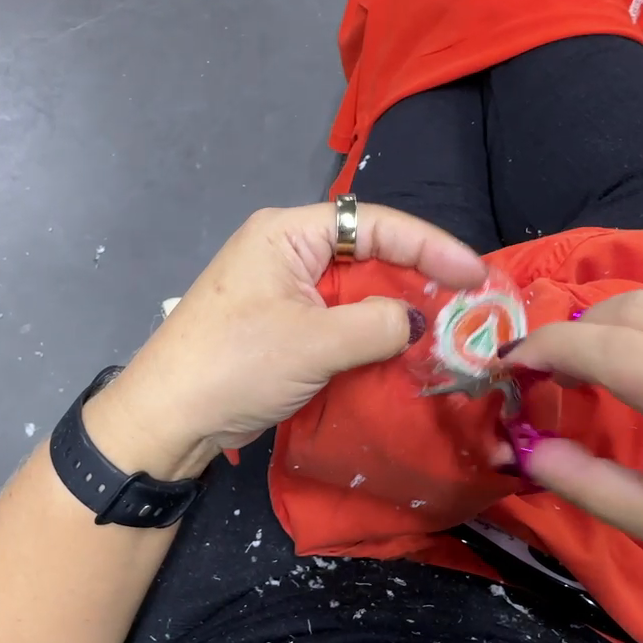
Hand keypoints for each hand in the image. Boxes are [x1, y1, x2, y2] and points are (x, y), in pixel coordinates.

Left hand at [86, 202, 487, 478]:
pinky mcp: (280, 327)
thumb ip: (377, 324)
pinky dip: (367, 336)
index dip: (430, 245)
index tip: (476, 275)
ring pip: (353, 292)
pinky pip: (335, 321)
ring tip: (443, 333)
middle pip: (367, 254)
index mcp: (286, 234)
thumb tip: (417, 320)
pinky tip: (399, 354)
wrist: (167, 418)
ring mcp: (281, 292)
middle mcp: (285, 253)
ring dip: (393, 312)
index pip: (373, 223)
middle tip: (466, 309)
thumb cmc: (235, 366)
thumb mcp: (314, 343)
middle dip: (416, 280)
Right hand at [497, 285, 642, 614]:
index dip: (553, 347)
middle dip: (576, 327)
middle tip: (545, 368)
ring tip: (584, 360)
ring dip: (611, 318)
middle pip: (641, 307)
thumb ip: (585, 483)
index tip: (512, 364)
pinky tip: (637, 355)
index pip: (621, 350)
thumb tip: (525, 445)